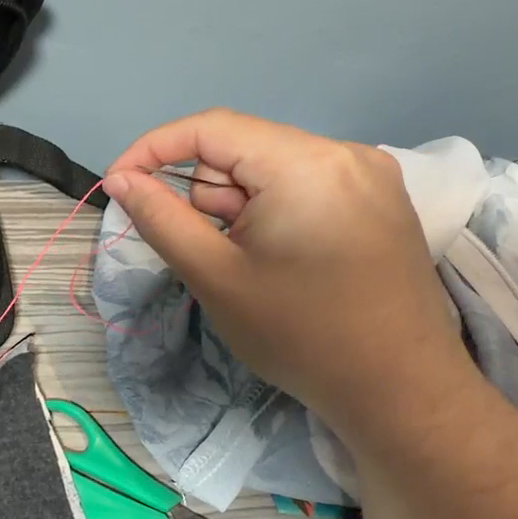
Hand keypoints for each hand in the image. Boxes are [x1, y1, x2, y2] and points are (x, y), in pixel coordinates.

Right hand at [102, 109, 476, 433]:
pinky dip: (263, 211)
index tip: (117, 187)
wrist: (400, 390)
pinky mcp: (375, 201)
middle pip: (238, 147)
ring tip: (241, 263)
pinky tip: (268, 257)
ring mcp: (367, 177)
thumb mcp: (212, 274)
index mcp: (306, 165)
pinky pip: (296, 185)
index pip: (209, 128)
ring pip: (264, 169)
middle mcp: (344, 154)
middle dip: (198, 190)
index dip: (151, 150)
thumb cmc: (298, 332)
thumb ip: (158, 217)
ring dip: (231, 205)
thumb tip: (119, 179)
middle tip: (198, 249)